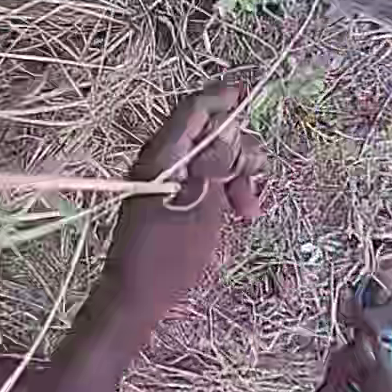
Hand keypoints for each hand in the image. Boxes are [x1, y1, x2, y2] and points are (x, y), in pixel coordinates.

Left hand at [101, 83, 264, 323]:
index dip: (221, 99)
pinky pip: (202, 181)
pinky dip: (223, 191)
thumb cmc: (170, 256)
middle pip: (207, 134)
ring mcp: (164, 180)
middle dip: (239, 151)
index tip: (247, 95)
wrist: (136, 296)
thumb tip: (227, 128)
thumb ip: (215, 164)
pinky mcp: (169, 199)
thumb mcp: (202, 207)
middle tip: (254, 182)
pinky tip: (239, 212)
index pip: (193, 111)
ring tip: (249, 210)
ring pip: (210, 160)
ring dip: (236, 176)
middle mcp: (162, 161)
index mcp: (164, 156)